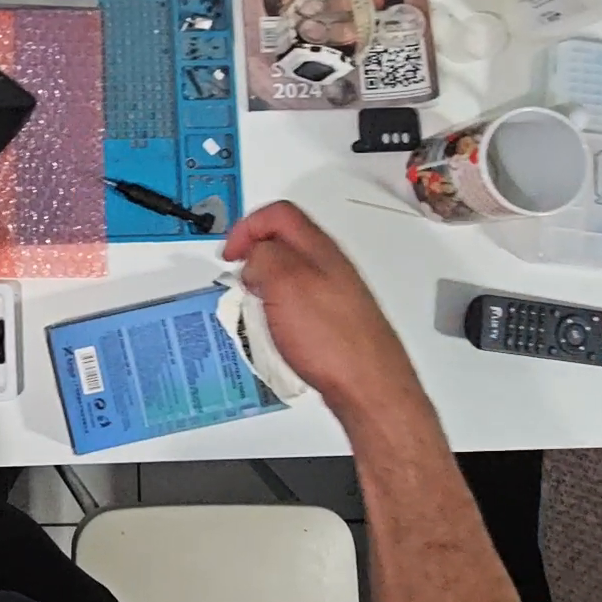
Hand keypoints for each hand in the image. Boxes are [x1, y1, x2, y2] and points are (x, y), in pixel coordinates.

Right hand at [223, 201, 426, 421]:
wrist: (369, 388)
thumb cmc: (331, 340)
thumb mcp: (284, 285)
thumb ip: (264, 257)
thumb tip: (255, 255)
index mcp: (318, 249)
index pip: (278, 214)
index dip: (247, 227)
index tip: (231, 254)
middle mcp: (330, 265)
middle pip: (286, 237)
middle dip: (254, 251)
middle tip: (240, 272)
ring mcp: (335, 291)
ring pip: (291, 267)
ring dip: (265, 277)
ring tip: (255, 299)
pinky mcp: (334, 316)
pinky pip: (298, 294)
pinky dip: (277, 300)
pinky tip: (275, 322)